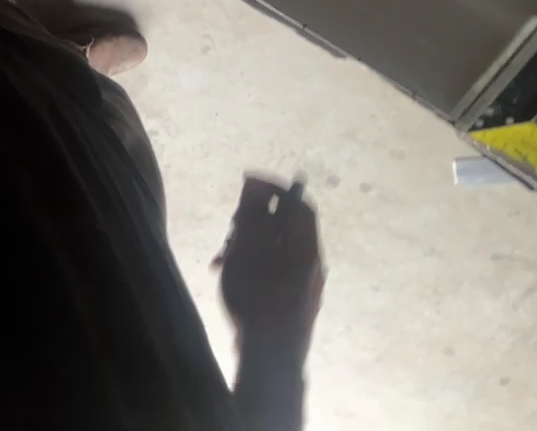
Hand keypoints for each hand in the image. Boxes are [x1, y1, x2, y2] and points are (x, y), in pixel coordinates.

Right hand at [215, 176, 324, 351]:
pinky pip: (276, 264)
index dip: (273, 186)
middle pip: (285, 223)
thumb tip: (255, 183)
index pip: (297, 202)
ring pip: (277, 244)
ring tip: (224, 256)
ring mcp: (307, 281)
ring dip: (249, 241)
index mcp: (304, 245)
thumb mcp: (245, 248)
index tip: (245, 181)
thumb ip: (252, 214)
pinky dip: (255, 259)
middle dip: (253, 218)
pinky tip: (232, 273)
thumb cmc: (255, 295)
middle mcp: (312, 260)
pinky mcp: (298, 296)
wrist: (272, 354)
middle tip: (230, 227)